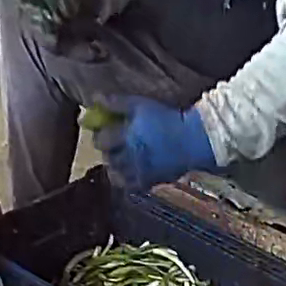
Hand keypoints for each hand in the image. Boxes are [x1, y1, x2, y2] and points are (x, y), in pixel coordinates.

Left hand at [92, 96, 217, 188]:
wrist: (191, 141)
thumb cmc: (166, 119)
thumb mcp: (140, 105)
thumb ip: (116, 103)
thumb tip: (94, 99)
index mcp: (127, 136)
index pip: (101, 140)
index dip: (99, 136)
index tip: (103, 132)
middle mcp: (130, 157)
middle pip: (108, 159)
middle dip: (107, 152)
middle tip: (112, 146)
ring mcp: (139, 172)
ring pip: (117, 175)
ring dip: (115, 167)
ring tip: (120, 160)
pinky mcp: (149, 183)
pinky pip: (131, 186)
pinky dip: (127, 180)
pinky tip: (130, 172)